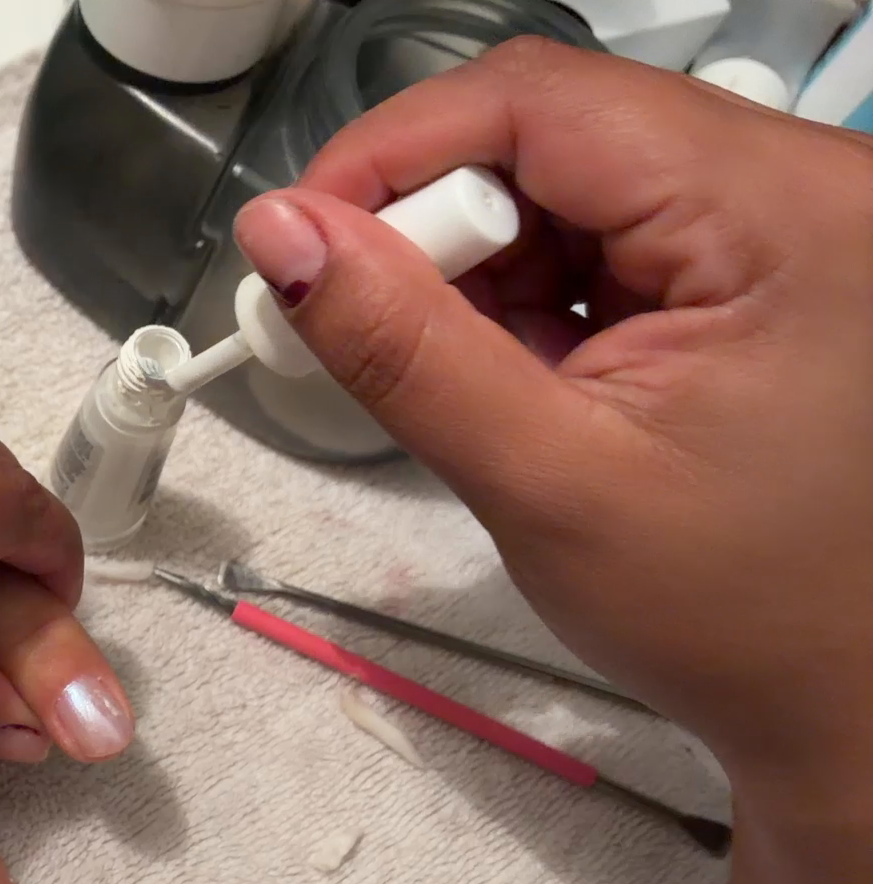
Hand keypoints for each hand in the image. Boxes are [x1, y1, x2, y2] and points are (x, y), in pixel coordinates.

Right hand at [229, 39, 872, 883]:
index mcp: (778, 203)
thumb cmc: (761, 606)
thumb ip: (402, 337)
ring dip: (464, 299)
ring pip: (547, 222)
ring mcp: (758, 254)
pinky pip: (575, 278)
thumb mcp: (542, 462)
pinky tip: (511, 406)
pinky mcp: (724, 311)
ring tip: (465, 405)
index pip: (529, 93)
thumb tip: (282, 243)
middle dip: (419, 245)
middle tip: (366, 349)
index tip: (289, 241)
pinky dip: (509, 329)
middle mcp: (784, 198)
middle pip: (535, 153)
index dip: (387, 150)